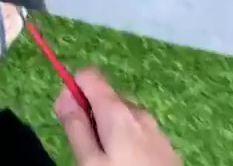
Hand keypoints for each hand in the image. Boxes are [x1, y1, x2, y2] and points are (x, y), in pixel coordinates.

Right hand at [55, 68, 180, 165]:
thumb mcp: (90, 162)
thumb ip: (75, 125)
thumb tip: (64, 94)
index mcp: (117, 110)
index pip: (88, 75)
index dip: (73, 91)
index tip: (69, 119)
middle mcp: (138, 112)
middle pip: (106, 97)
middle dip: (92, 115)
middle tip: (87, 151)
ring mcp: (157, 130)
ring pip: (123, 118)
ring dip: (110, 132)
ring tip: (109, 164)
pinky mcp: (168, 149)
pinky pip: (140, 134)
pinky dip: (129, 144)